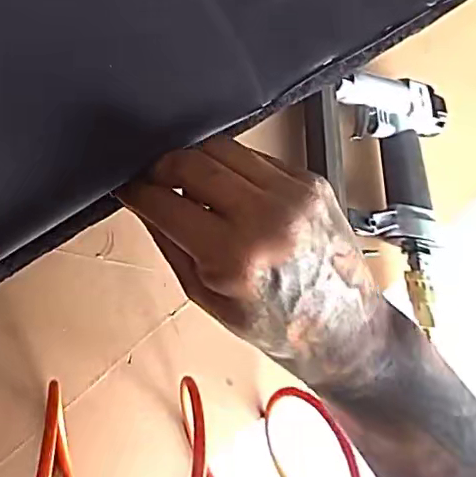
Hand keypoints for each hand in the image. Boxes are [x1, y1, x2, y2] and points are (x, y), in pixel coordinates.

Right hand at [115, 137, 398, 391]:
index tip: (128, 186)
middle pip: (191, 162)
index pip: (165, 203)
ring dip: (195, 160)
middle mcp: (266, 218)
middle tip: (154, 177)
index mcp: (235, 258)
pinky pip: (254, 155)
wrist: (347, 330)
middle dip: (162, 166)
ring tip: (188, 179)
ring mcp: (292, 194)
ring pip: (221, 146)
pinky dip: (232, 166)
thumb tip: (144, 202)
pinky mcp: (308, 180)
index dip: (137, 191)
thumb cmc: (277, 325)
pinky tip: (230, 187)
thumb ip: (170, 243)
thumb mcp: (207, 298)